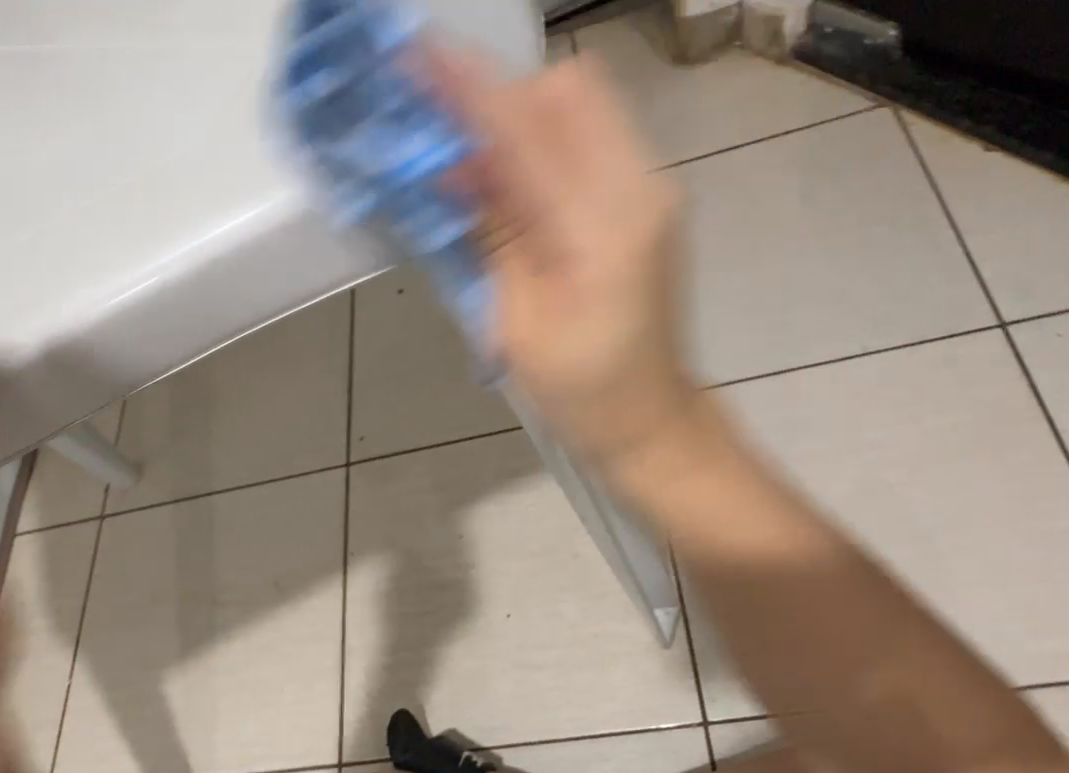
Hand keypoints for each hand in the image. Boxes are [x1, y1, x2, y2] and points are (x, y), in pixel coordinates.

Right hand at [432, 49, 699, 463]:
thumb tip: (455, 167)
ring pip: (580, 106)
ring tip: (474, 166)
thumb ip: (491, 233)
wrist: (651, 419)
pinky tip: (514, 185)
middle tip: (448, 138)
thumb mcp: (518, 324)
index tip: (415, 57)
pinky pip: (590, 139)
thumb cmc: (581, 394)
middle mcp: (641, 189)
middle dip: (500, 96)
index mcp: (603, 231)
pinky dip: (544, 142)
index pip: (528, 130)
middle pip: (566, 90)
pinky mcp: (649, 197)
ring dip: (520, 117)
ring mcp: (653, 189)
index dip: (468, 89)